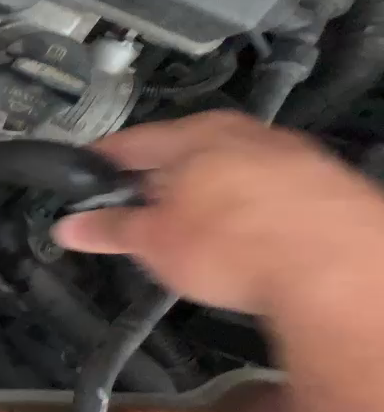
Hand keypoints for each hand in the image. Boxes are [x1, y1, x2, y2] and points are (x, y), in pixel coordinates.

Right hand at [54, 111, 383, 314]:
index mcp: (196, 135)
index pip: (128, 141)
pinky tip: (232, 236)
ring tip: (179, 224)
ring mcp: (296, 159)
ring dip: (201, 192)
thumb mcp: (150, 242)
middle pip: (184, 152)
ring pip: (229, 170)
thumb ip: (107, 229)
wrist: (340, 276)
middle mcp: (249, 136)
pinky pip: (268, 191)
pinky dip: (242, 208)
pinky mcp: (329, 189)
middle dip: (154, 177)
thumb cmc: (242, 246)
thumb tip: (71, 228)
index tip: (82, 174)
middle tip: (127, 201)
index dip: (97, 162)